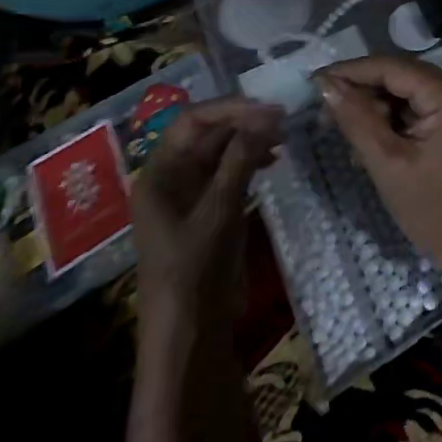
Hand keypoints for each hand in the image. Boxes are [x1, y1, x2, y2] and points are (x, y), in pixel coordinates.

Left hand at [131, 98, 282, 325]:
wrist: (189, 332)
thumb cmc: (195, 269)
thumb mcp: (219, 212)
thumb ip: (239, 161)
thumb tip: (264, 119)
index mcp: (159, 172)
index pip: (192, 122)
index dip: (230, 109)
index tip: (269, 109)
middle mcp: (169, 177)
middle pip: (205, 135)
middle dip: (242, 123)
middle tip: (283, 119)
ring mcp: (187, 195)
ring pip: (218, 153)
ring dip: (248, 141)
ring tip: (282, 137)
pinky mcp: (205, 212)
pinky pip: (226, 175)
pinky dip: (247, 163)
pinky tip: (271, 161)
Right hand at [315, 56, 441, 268]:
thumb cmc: (429, 206)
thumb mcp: (386, 161)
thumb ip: (355, 118)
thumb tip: (324, 84)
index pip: (391, 68)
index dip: (350, 71)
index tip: (313, 81)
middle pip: (395, 74)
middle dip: (358, 89)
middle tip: (323, 109)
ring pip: (398, 88)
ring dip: (368, 105)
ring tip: (340, 129)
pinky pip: (406, 104)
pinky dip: (383, 116)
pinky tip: (364, 138)